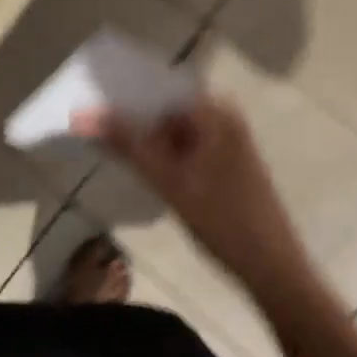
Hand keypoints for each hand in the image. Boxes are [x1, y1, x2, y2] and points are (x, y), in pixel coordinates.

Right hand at [74, 97, 308, 292]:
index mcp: (215, 113)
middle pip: (162, 103)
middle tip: (87, 115)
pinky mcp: (222, 161)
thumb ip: (125, 144)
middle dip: (126, 110)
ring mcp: (224, 140)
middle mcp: (222, 117)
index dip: (120, 87)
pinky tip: (131, 156)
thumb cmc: (225, 222)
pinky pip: (180, 141)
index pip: (157, 84)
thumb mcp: (168, 182)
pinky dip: (156, 147)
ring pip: (169, 125)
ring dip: (139, 131)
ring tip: (100, 133)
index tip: (86, 91)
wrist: (276, 273)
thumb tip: (80, 115)